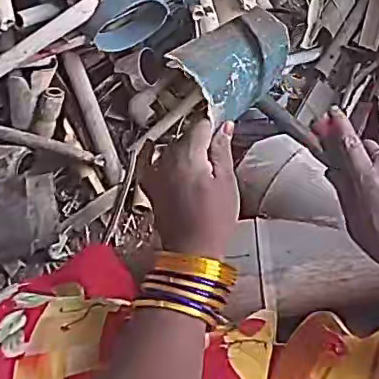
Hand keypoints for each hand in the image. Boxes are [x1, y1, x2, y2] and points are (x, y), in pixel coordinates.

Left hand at [143, 119, 237, 257]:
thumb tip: (224, 127)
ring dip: (186, 152)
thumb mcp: (227, 182)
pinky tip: (174, 166)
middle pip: (186, 135)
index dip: (215, 128)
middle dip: (201, 141)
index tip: (223, 134)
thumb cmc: (212, 223)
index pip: (201, 124)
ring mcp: (157, 172)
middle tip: (217, 157)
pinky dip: (164, 160)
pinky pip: (155, 162)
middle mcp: (167, 160)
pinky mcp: (151, 185)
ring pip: (173, 148)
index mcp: (188, 156)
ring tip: (202, 171)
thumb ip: (223, 150)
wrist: (192, 253)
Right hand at [315, 107, 378, 273]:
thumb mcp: (355, 222)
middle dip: (355, 152)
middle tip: (345, 164)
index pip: (349, 142)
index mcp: (367, 177)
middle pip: (366, 149)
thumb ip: (344, 193)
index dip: (338, 125)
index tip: (333, 114)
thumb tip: (335, 175)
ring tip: (367, 195)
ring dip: (372, 170)